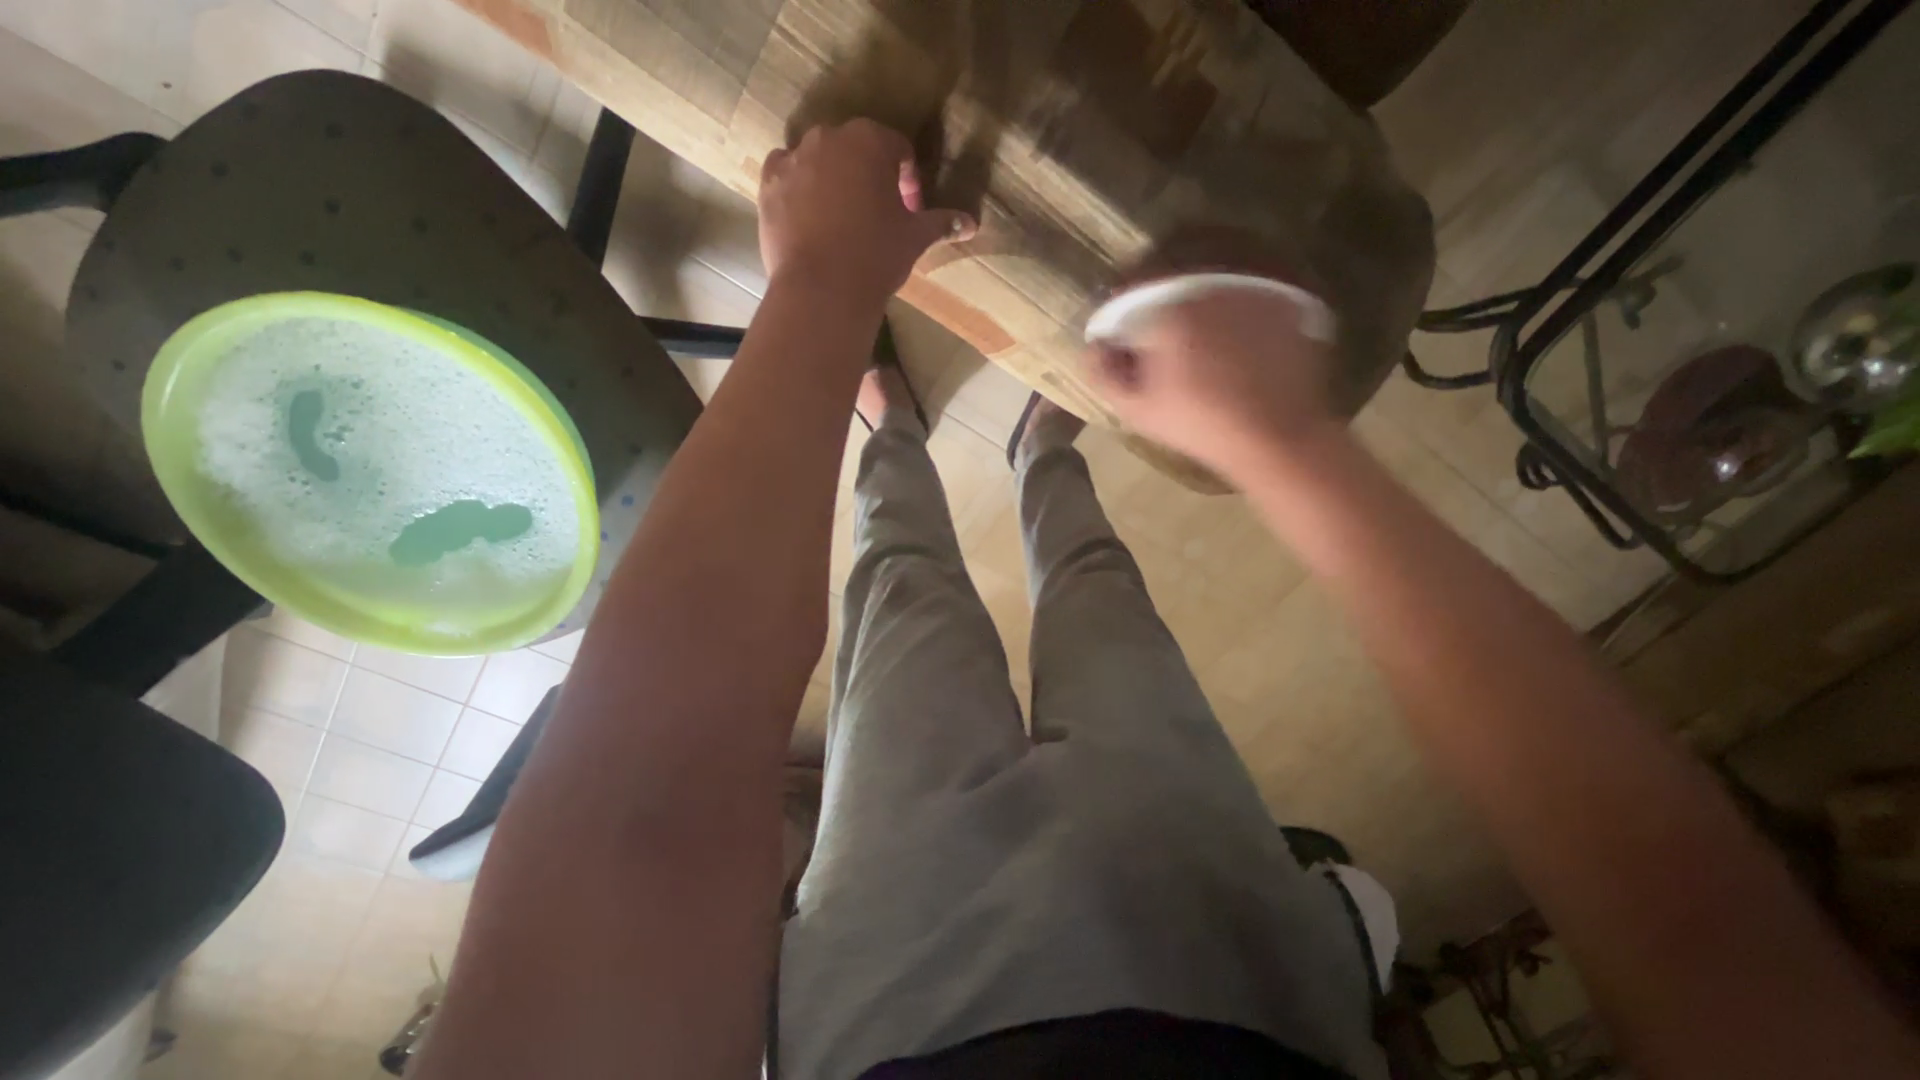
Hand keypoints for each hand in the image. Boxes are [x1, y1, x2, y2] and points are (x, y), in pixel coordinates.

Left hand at [758, 120, 977, 308]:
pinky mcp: (768, 184)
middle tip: (877, 213)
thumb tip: (971, 223)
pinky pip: (786, 174)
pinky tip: (809, 217)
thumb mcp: (915, 237)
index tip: (911, 210)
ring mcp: (792, 158)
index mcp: (870, 141)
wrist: (821, 289)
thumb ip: (941, 222)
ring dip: (832, 179)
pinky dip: (798, 187)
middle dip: (868, 175)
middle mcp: (828, 138)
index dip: (908, 180)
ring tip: (841, 217)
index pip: (898, 150)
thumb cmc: (876, 255)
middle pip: (855, 149)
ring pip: (818, 159)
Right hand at [1085, 288, 1342, 478]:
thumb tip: (1093, 345)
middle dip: (1163, 314)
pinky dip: (1240, 315)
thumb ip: (1103, 372)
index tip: (1127, 345)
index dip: (1125, 322)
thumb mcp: (1136, 409)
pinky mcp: (1286, 301)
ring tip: (1203, 349)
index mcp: (1167, 306)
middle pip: (1173, 290)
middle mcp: (1209, 285)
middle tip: (1166, 348)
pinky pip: (1250, 299)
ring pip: (1212, 292)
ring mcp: (1252, 289)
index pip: (1131, 298)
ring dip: (1202, 312)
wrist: (1276, 437)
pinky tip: (1239, 348)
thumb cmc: (1199, 426)